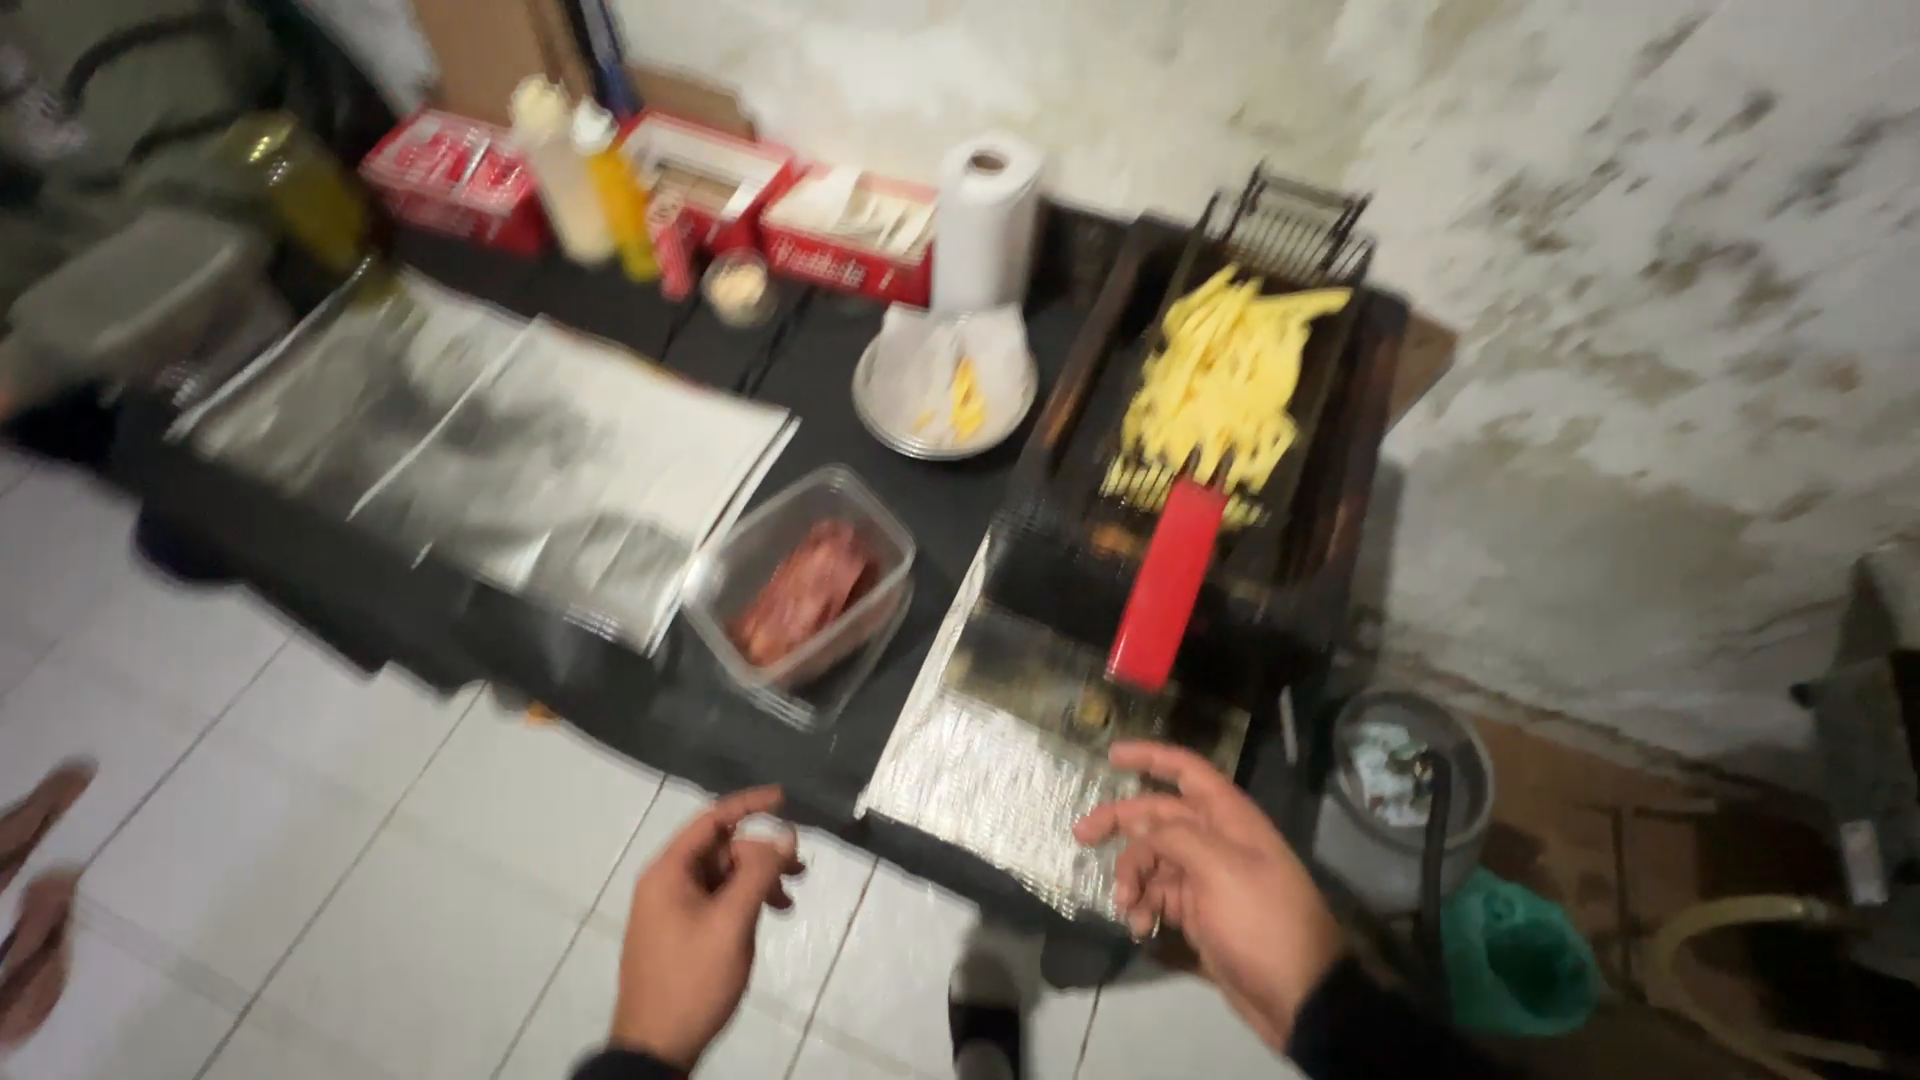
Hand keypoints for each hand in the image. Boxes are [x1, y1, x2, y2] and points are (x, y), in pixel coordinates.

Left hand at [612, 786, 803, 1069]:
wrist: (654, 1050)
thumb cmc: (691, 979)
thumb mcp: (732, 923)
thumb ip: (760, 873)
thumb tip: (786, 834)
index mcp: (669, 872)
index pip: (713, 820)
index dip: (750, 804)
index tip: (784, 798)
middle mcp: (668, 882)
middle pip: (723, 850)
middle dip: (763, 854)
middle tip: (799, 872)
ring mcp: (674, 908)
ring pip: (725, 875)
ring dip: (758, 880)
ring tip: (788, 899)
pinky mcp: (683, 931)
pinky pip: (719, 899)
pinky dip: (746, 901)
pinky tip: (769, 916)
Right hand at [1074, 742, 1342, 1050]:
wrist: (1300, 999)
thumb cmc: (1263, 922)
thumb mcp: (1221, 870)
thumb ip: (1177, 838)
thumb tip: (1143, 829)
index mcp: (1229, 819)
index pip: (1188, 772)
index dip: (1150, 757)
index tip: (1111, 756)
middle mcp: (1215, 840)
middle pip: (1158, 816)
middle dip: (1120, 822)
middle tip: (1081, 835)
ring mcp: (1205, 877)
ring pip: (1151, 858)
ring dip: (1130, 876)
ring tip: (1125, 903)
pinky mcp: (1197, 912)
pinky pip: (1157, 895)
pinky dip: (1142, 906)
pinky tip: (1139, 925)